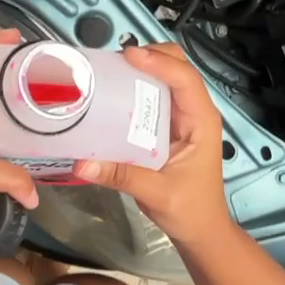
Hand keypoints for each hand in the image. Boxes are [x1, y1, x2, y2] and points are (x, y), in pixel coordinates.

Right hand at [71, 44, 234, 244]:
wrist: (202, 230)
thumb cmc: (190, 210)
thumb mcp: (157, 194)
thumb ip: (121, 176)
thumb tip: (82, 162)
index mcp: (202, 121)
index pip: (185, 79)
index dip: (159, 62)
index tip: (128, 55)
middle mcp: (195, 111)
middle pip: (179, 65)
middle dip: (151, 54)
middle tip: (116, 60)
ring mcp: (183, 115)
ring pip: (167, 75)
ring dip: (144, 66)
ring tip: (111, 68)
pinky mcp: (170, 123)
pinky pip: (156, 93)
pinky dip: (138, 83)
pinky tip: (115, 88)